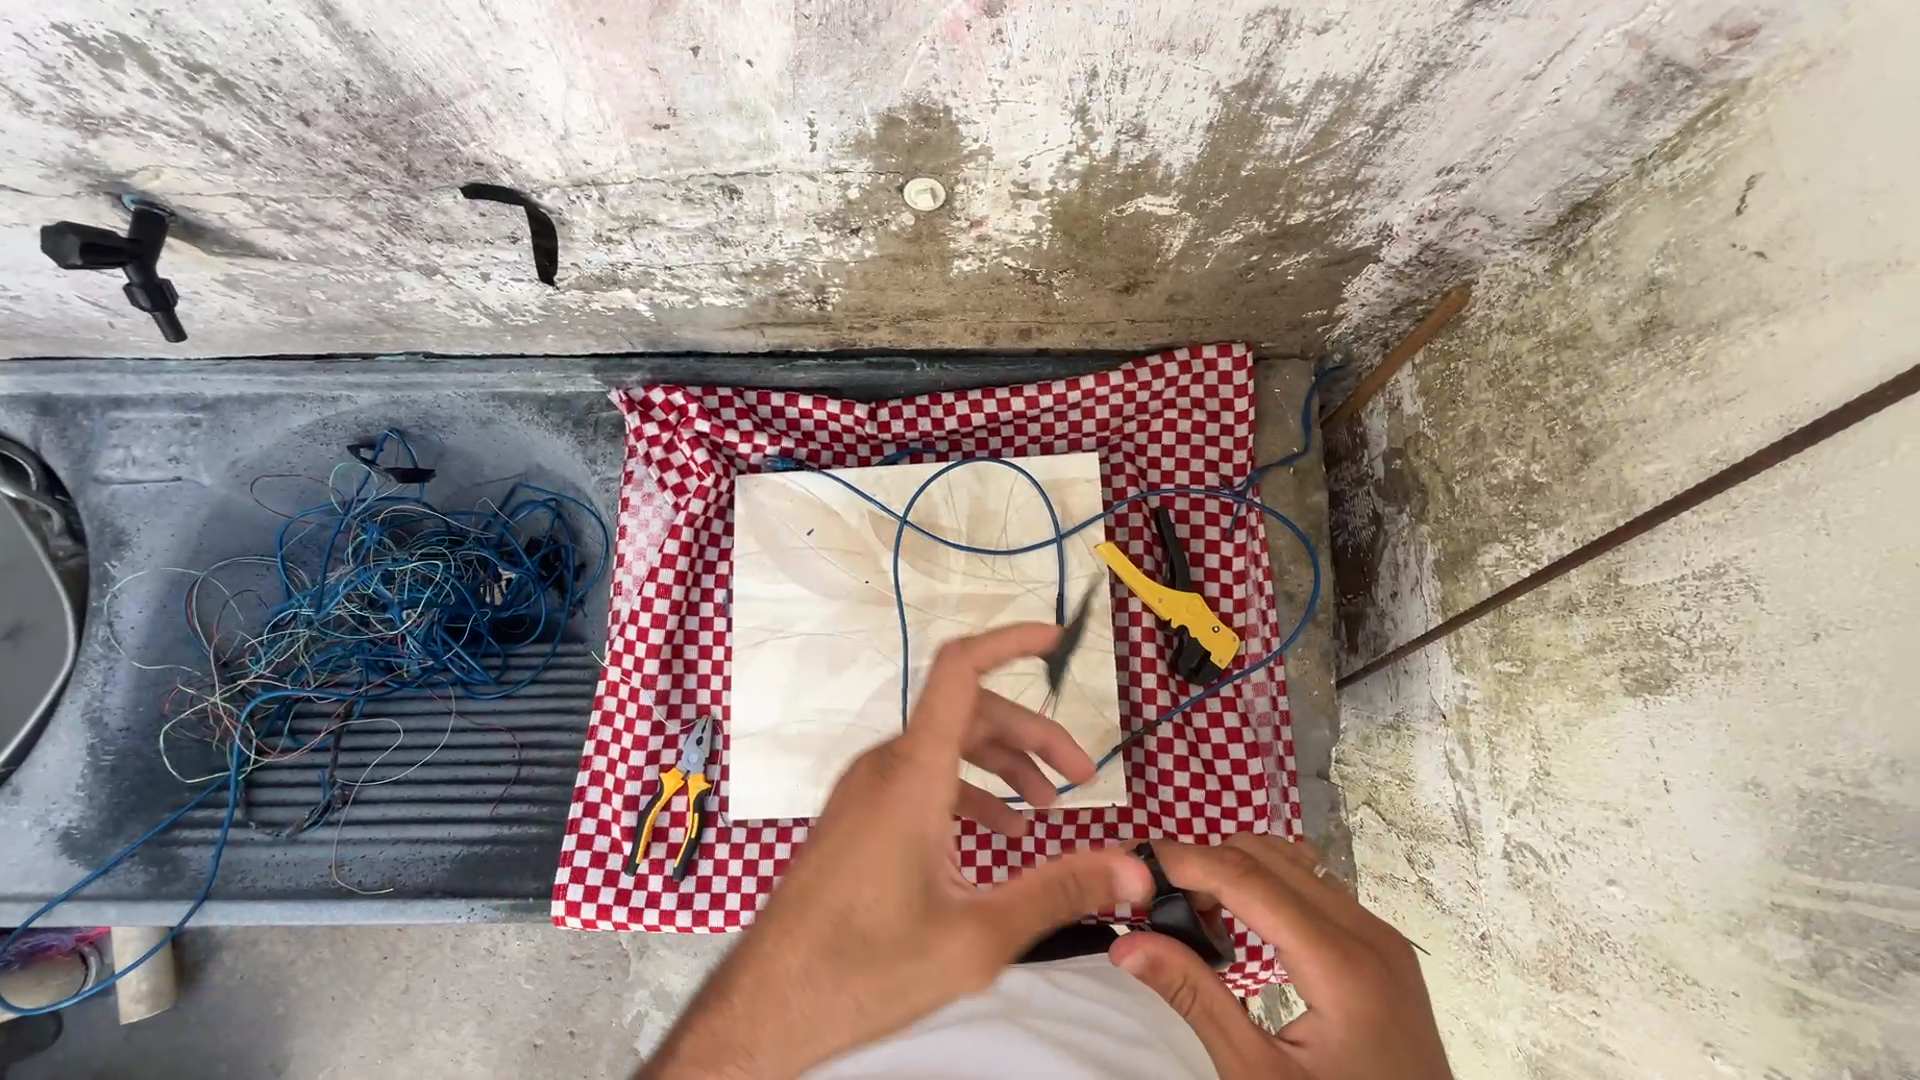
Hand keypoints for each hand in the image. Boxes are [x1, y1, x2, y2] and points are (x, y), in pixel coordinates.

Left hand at [640, 623, 1154, 1078]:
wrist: (770, 1004)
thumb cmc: (866, 968)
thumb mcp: (977, 937)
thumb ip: (1058, 892)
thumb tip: (1132, 871)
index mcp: (912, 773)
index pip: (960, 670)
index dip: (1009, 641)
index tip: (1054, 638)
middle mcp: (887, 765)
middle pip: (969, 713)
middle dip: (1031, 736)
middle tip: (1082, 775)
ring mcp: (867, 787)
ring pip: (946, 747)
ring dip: (1000, 765)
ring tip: (1046, 807)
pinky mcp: (859, 812)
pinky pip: (921, 778)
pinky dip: (966, 790)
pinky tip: (996, 833)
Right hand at [1110, 835, 1451, 1079]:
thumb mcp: (1258, 1078)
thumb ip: (1194, 999)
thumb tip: (1124, 944)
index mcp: (1342, 964)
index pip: (1245, 877)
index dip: (1182, 860)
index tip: (1128, 859)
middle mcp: (1367, 931)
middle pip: (1265, 856)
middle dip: (1202, 861)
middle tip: (1151, 893)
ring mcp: (1379, 935)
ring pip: (1289, 861)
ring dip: (1231, 868)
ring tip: (1188, 905)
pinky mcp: (1379, 946)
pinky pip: (1311, 884)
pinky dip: (1263, 884)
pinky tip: (1235, 918)